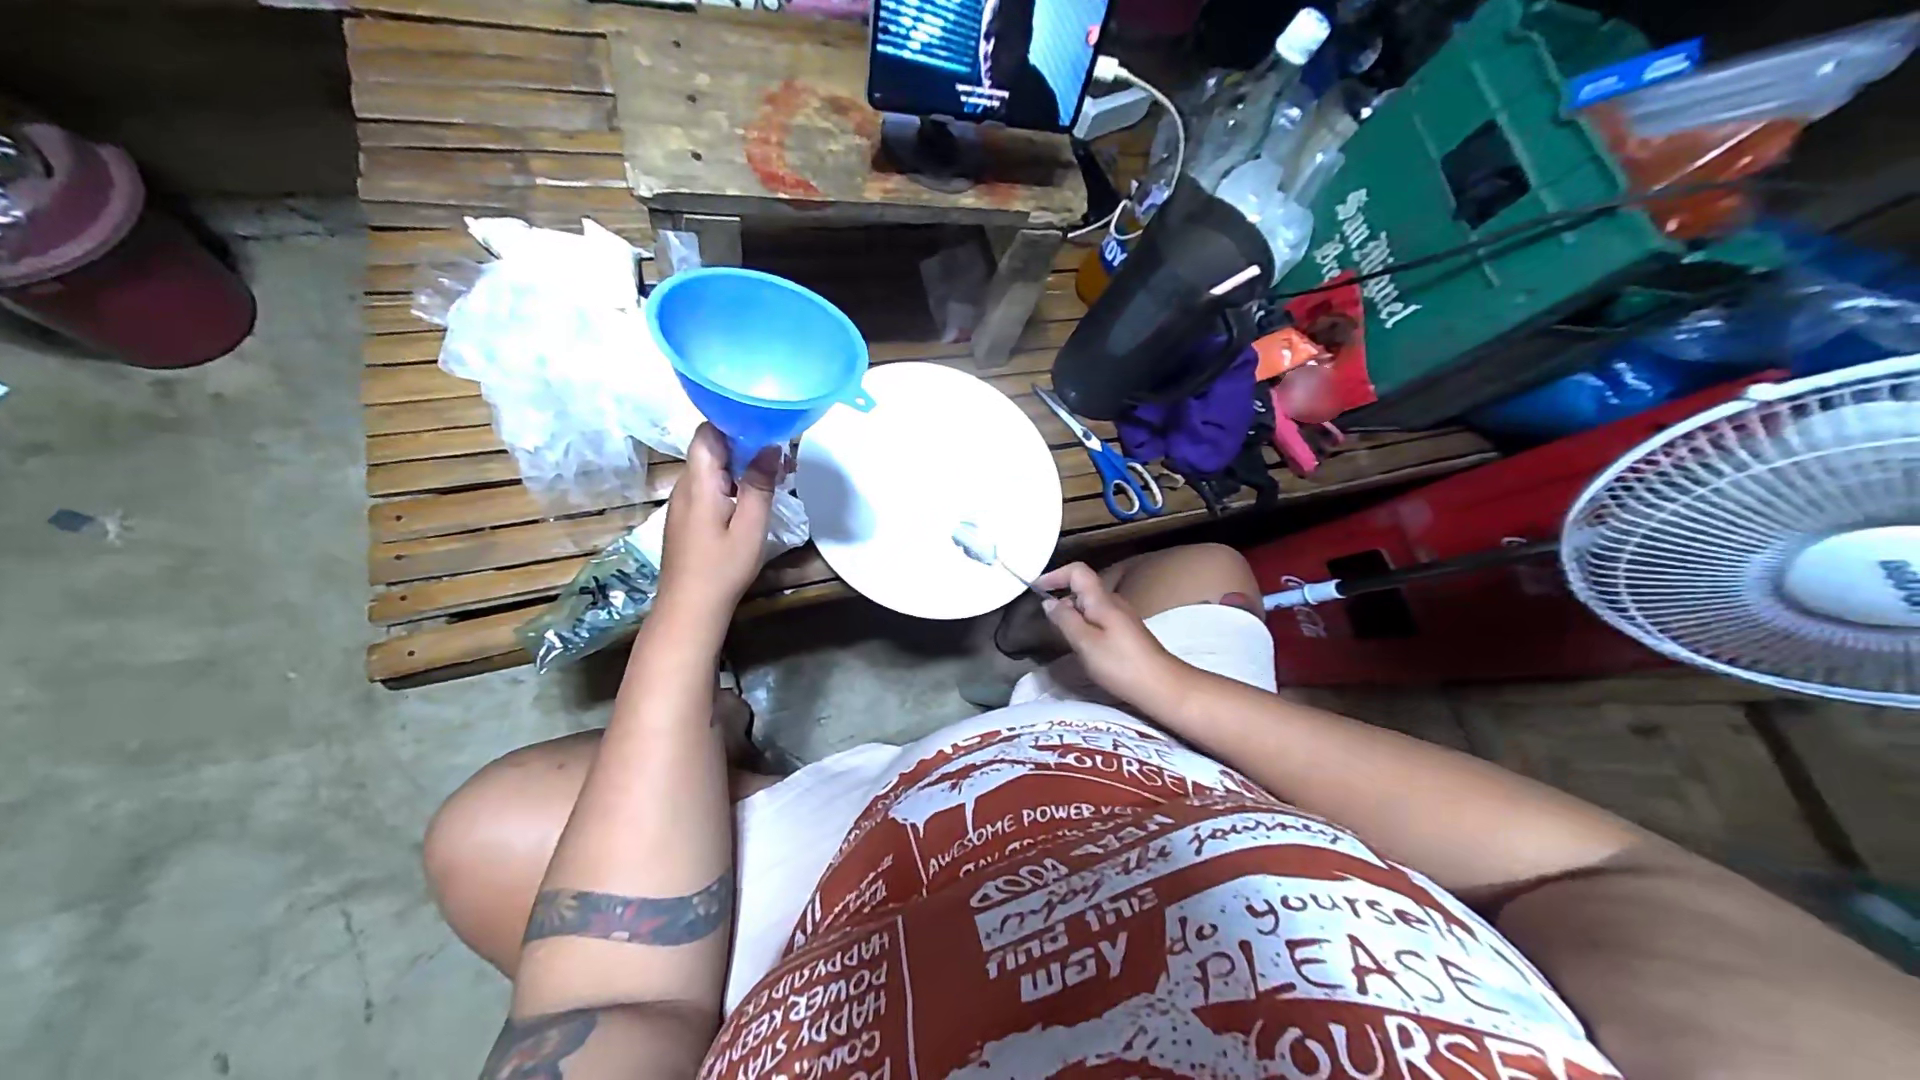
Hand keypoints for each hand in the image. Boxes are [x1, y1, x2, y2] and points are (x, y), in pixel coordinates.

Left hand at [656, 424, 781, 626]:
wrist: (689, 609)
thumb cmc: (722, 569)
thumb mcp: (750, 527)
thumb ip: (760, 485)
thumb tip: (771, 447)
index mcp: (698, 483)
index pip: (708, 433)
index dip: (734, 423)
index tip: (766, 427)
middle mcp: (685, 486)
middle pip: (710, 448)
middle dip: (744, 444)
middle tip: (779, 453)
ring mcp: (682, 502)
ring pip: (710, 468)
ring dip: (739, 464)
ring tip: (772, 473)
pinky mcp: (686, 517)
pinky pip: (708, 486)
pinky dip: (730, 482)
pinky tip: (751, 496)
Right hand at [1034, 562, 1190, 711]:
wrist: (1162, 686)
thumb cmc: (1121, 664)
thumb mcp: (1085, 643)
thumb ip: (1065, 620)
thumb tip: (1049, 602)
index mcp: (1102, 600)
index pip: (1077, 571)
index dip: (1055, 574)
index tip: (1036, 588)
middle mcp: (1113, 602)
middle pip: (1082, 588)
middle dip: (1061, 597)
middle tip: (1048, 622)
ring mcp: (1122, 617)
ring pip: (1090, 605)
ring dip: (1072, 614)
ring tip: (1062, 636)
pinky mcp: (1125, 632)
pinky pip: (1098, 618)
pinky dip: (1083, 625)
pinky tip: (1082, 646)